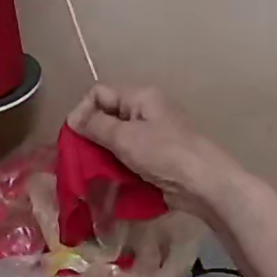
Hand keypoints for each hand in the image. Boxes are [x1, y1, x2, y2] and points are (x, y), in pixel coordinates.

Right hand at [65, 84, 240, 217]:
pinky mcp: (155, 158)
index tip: (73, 137)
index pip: (99, 93)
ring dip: (102, 156)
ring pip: (116, 141)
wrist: (203, 183)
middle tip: (79, 159)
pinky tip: (109, 181)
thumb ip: (96, 126)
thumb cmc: (165, 154)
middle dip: (90, 137)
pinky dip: (117, 167)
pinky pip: (128, 158)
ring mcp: (151, 136)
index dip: (82, 111)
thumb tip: (72, 118)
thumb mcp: (125, 138)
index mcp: (140, 97)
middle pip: (107, 117)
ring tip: (92, 173)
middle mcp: (145, 112)